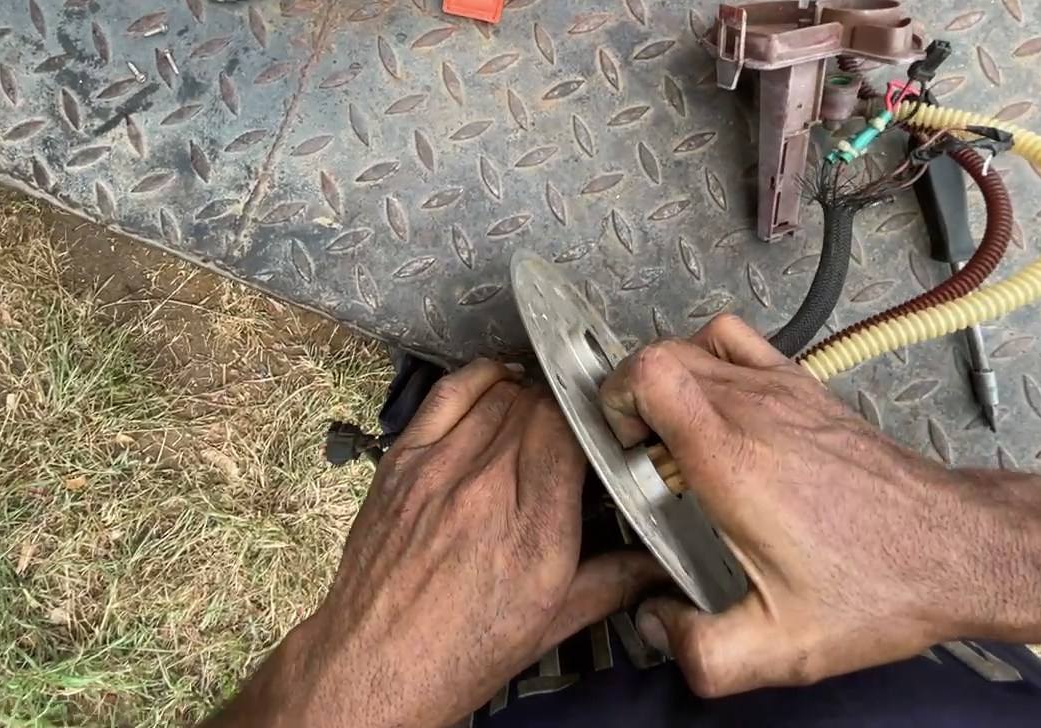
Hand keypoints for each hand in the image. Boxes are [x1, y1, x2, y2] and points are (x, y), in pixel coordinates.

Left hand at [212, 359, 658, 727]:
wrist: (374, 662)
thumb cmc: (464, 650)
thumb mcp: (551, 624)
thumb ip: (613, 580)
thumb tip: (665, 564)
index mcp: (534, 528)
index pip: (568, 429)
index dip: (588, 418)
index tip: (598, 427)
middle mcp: (486, 486)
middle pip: (535, 404)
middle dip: (560, 406)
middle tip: (570, 421)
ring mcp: (438, 465)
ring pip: (496, 392)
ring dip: (524, 391)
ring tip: (537, 404)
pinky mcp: (403, 458)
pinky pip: (447, 393)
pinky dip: (478, 378)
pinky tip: (496, 380)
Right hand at [598, 316, 1009, 695]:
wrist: (957, 547)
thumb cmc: (877, 584)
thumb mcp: (787, 646)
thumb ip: (706, 652)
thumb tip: (653, 621)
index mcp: (730, 458)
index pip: (648, 376)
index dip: (615, 398)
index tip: (623, 443)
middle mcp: (748, 408)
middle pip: (657, 356)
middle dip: (630, 398)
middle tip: (643, 449)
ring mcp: (775, 387)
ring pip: (687, 345)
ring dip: (662, 379)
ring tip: (672, 428)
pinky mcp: (797, 382)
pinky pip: (730, 337)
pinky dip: (704, 353)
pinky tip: (713, 396)